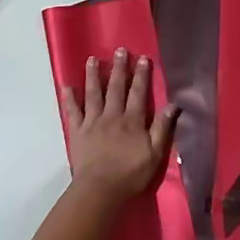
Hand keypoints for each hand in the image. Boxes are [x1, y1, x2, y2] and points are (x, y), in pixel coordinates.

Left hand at [63, 49, 177, 203]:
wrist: (101, 189)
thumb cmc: (131, 174)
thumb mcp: (155, 154)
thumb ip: (162, 128)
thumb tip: (173, 105)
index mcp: (133, 121)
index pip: (138, 93)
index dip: (141, 75)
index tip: (143, 58)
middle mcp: (112, 116)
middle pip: (116, 88)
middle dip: (118, 68)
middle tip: (119, 51)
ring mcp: (92, 122)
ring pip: (93, 94)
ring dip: (93, 76)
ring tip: (92, 59)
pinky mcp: (77, 132)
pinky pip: (72, 111)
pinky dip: (69, 98)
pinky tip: (66, 86)